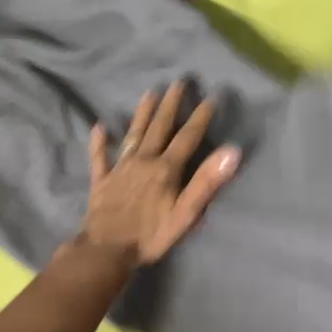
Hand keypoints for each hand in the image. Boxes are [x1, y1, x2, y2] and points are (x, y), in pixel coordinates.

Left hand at [80, 81, 241, 265]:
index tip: (211, 97)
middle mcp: (143, 161)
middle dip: (170, 104)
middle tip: (179, 82)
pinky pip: (100, 156)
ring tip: (149, 93)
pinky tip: (100, 127)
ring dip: (142, 113)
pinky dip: (100, 141)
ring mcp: (120, 169)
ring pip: (133, 134)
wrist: (106, 249)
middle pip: (159, 127)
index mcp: (165, 169)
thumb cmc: (150, 235)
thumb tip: (231, 151)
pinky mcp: (101, 180)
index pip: (187, 137)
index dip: (200, 117)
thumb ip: (207, 181)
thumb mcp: (185, 213)